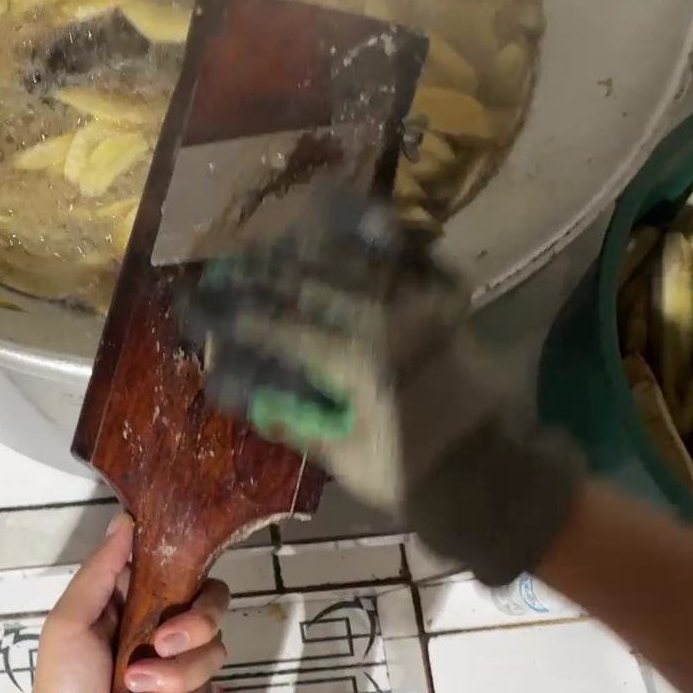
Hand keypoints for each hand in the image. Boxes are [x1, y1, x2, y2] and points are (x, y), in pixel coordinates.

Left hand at [6, 515, 231, 692]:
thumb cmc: (63, 683)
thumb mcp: (70, 621)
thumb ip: (100, 571)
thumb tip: (126, 518)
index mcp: (132, 595)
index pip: (185, 569)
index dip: (191, 585)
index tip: (178, 605)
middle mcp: (159, 620)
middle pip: (213, 610)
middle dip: (193, 635)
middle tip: (160, 651)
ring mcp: (173, 660)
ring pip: (211, 656)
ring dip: (174, 681)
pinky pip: (203, 692)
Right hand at [178, 195, 585, 585]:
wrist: (489, 471)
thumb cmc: (410, 474)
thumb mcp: (344, 457)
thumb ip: (295, 420)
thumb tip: (244, 394)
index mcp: (354, 362)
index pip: (281, 329)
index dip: (238, 319)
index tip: (203, 307)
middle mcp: (384, 321)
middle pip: (311, 286)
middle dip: (262, 275)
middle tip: (226, 264)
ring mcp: (418, 306)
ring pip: (356, 263)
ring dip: (310, 248)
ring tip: (274, 236)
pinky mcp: (444, 306)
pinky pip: (413, 258)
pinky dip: (385, 237)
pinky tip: (361, 218)